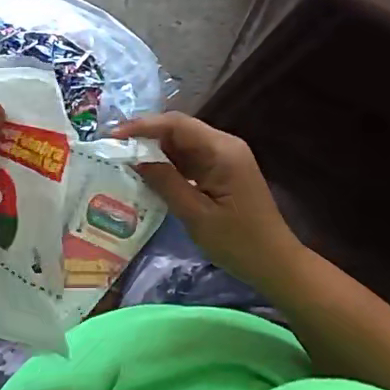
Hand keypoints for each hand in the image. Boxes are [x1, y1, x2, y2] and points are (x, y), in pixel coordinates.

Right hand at [113, 112, 301, 286]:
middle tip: (113, 146)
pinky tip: (147, 171)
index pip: (177, 124)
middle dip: (146, 135)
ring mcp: (225, 158)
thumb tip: (136, 159)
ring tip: (123, 157)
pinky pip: (190, 158)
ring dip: (155, 148)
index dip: (143, 126)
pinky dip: (168, 162)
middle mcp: (225, 145)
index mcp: (222, 150)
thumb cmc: (238, 242)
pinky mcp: (222, 171)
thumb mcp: (196, 215)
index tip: (113, 136)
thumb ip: (165, 182)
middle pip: (179, 129)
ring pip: (183, 143)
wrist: (276, 264)